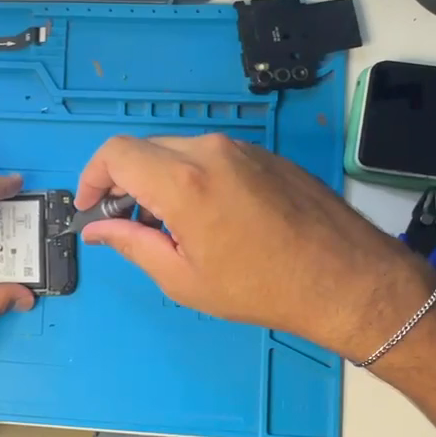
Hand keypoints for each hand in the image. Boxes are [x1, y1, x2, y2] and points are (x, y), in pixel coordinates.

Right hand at [75, 133, 435, 359]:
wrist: (345, 280)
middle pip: (144, 149)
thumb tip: (96, 229)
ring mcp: (242, 149)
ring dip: (156, 181)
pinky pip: (209, 156)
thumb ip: (131, 243)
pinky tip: (204, 218)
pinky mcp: (264, 155)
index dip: (91, 177)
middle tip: (124, 224)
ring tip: (167, 227)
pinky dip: (188, 178)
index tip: (90, 207)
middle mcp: (210, 152)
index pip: (116, 154)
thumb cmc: (259, 287)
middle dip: (121, 182)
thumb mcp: (182, 277)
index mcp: (184, 182)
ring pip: (176, 151)